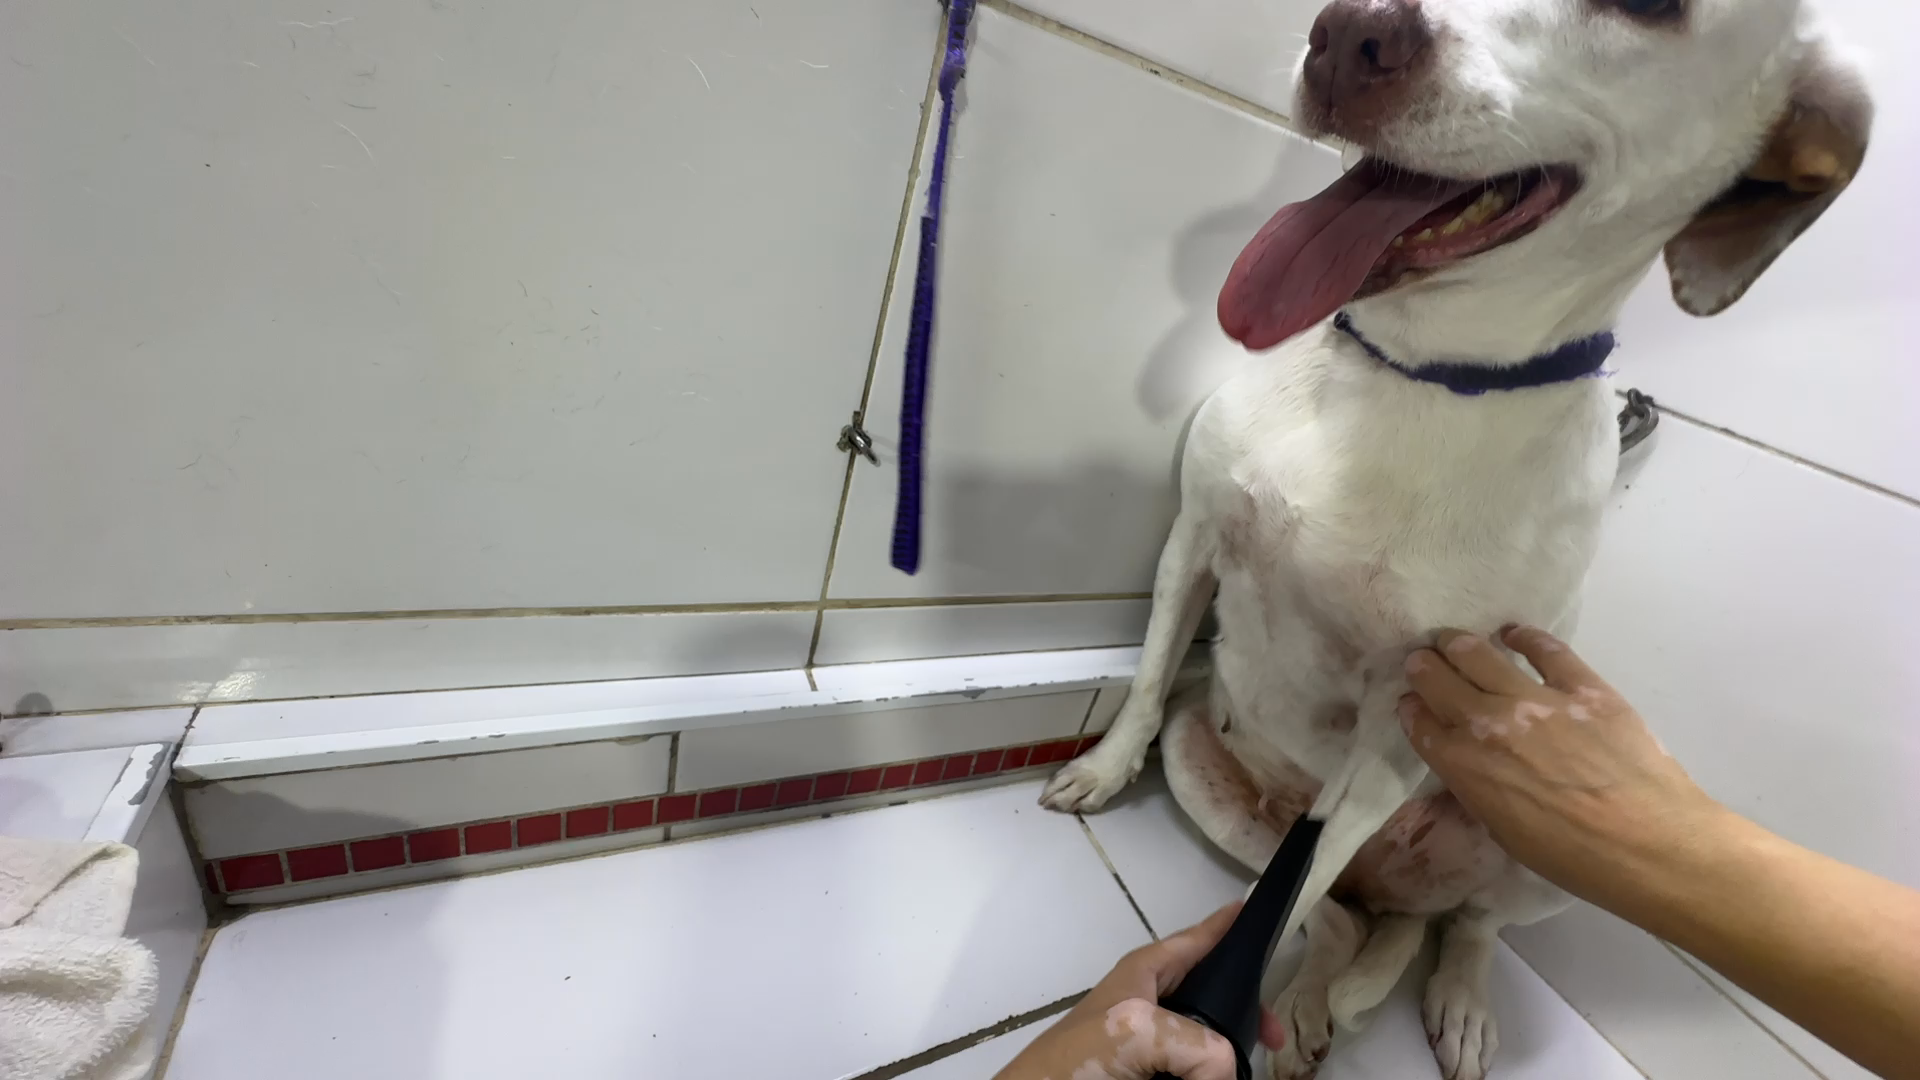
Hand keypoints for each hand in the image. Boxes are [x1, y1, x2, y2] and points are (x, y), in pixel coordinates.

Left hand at [995, 904, 1284, 1079]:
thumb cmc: (1082, 1057)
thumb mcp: (1139, 1029)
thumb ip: (1196, 1042)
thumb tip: (1227, 1068)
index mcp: (1147, 972)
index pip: (1196, 938)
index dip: (1227, 925)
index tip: (1256, 908)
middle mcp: (1154, 1001)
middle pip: (1215, 994)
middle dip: (1248, 1010)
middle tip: (1277, 1040)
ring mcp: (1153, 1042)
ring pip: (1210, 1040)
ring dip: (1233, 1052)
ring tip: (1261, 1064)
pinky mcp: (1155, 1073)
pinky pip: (1198, 1068)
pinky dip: (1216, 1072)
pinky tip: (1230, 1077)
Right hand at [1397, 626, 1725, 905]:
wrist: (1658, 850)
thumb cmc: (1572, 855)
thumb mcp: (1497, 824)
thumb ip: (1470, 780)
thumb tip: (1462, 756)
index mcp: (1459, 762)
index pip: (1416, 717)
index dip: (1411, 705)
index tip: (1415, 704)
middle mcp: (1484, 722)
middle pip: (1433, 676)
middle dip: (1422, 666)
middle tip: (1425, 662)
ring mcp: (1533, 700)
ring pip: (1475, 652)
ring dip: (1456, 643)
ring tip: (1454, 641)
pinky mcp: (1583, 689)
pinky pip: (1546, 650)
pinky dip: (1524, 638)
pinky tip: (1514, 634)